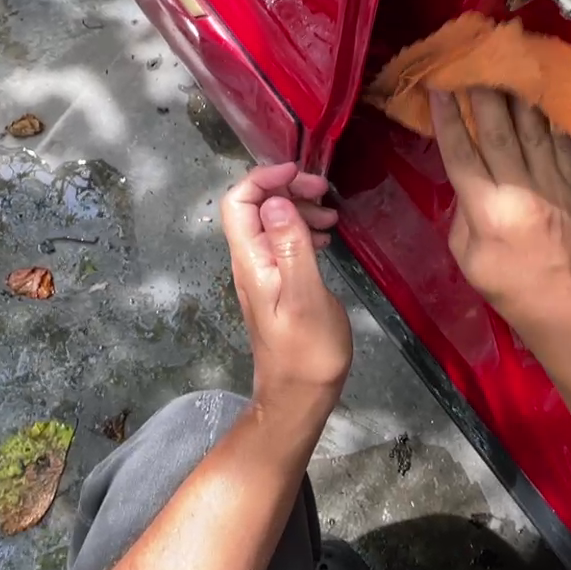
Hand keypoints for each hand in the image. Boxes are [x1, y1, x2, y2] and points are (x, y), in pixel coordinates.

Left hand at [220, 163, 351, 424]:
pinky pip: (283, 241)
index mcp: (251, 260)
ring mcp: (263, 272)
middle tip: (324, 193)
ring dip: (298, 208)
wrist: (300, 396)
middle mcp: (250, 261)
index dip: (263, 178)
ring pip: (270, 221)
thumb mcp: (305, 297)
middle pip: (254, 206)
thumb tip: (274, 201)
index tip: (299, 173)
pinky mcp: (277, 282)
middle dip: (286, 188)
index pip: (238, 202)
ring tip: (332, 216)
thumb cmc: (307, 351)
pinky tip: (325, 238)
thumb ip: (290, 246)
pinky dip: (303, 229)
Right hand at [430, 88, 570, 332]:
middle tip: (473, 64)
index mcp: (486, 210)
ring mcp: (550, 186)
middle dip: (482, 94)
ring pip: (532, 130)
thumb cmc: (503, 282)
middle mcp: (518, 190)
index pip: (461, 154)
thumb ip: (462, 208)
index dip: (448, 119)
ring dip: (517, 96)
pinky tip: (543, 96)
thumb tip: (466, 175)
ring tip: (508, 68)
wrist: (559, 302)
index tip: (440, 89)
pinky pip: (560, 144)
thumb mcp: (464, 252)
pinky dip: (550, 118)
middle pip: (497, 132)